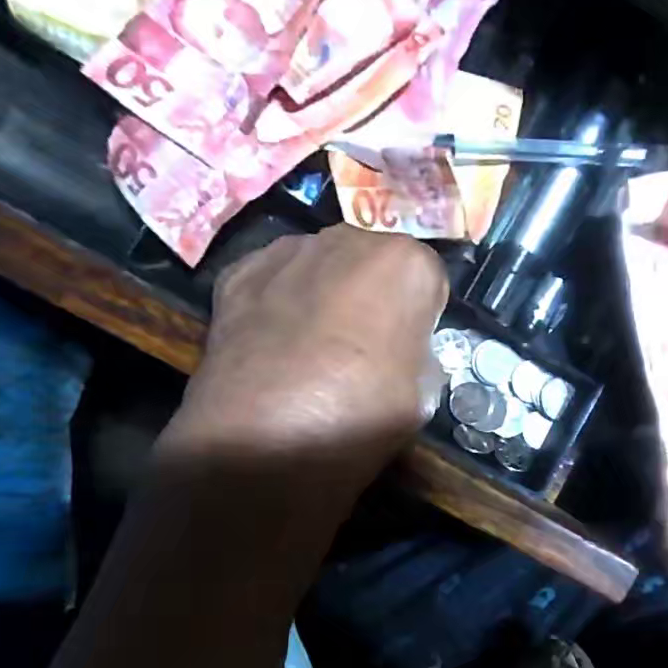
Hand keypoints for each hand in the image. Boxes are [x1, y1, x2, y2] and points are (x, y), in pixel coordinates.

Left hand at [168, 226, 447, 480]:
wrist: (263, 428)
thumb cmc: (359, 410)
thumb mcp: (422, 397)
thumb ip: (421, 359)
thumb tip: (406, 355)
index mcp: (406, 263)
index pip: (428, 281)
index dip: (419, 319)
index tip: (406, 351)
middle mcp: (349, 239)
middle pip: (373, 265)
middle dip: (372, 298)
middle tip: (362, 353)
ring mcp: (288, 251)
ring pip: (321, 269)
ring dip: (324, 298)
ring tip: (311, 354)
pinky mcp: (239, 272)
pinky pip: (274, 284)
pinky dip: (278, 306)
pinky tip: (274, 349)